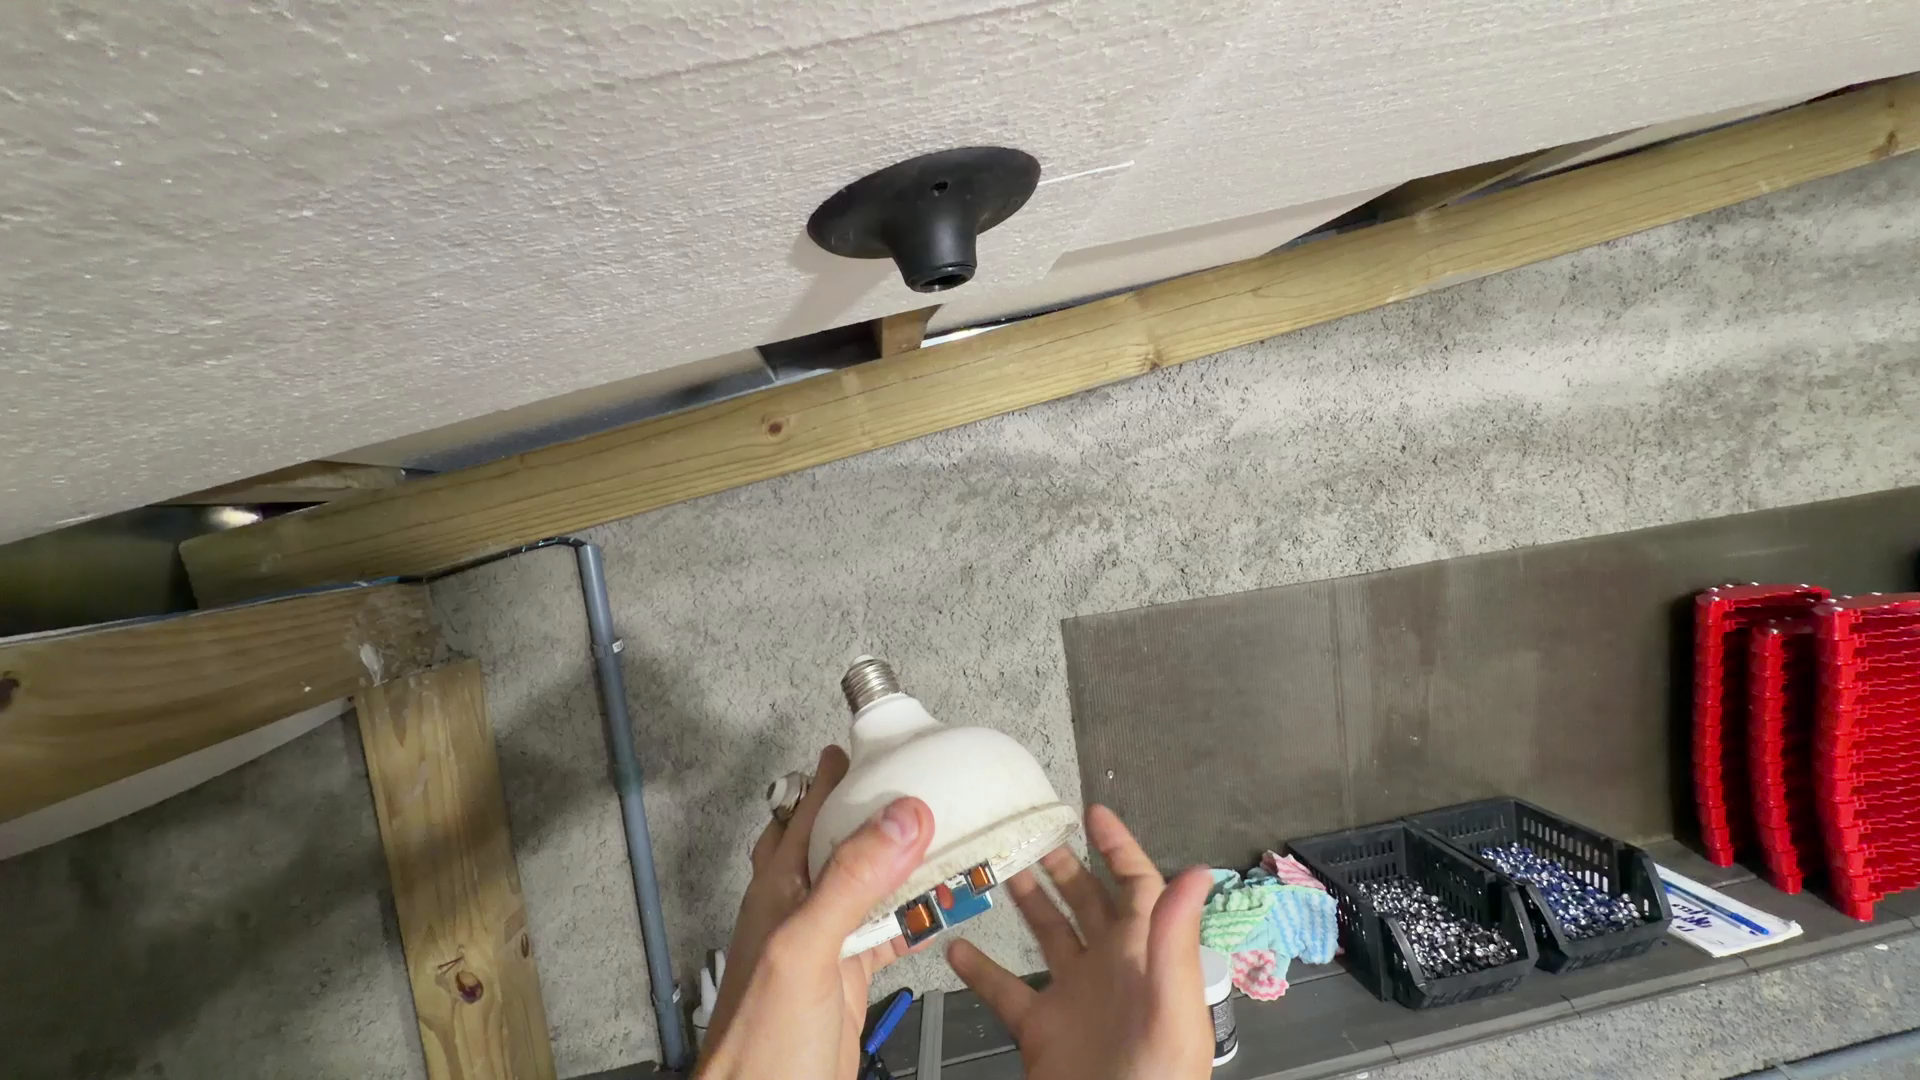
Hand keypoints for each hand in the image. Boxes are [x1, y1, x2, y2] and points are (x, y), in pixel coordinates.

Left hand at [698, 745, 934, 1079]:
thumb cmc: (759, 1042)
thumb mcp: (805, 948)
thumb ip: (851, 881)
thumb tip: (902, 817)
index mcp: (782, 886)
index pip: (808, 811)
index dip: (833, 776)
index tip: (867, 745)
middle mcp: (803, 905)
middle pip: (841, 840)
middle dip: (873, 811)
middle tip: (914, 786)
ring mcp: (827, 941)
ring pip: (871, 883)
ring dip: (904, 862)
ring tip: (941, 838)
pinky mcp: (849, 976)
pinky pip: (888, 930)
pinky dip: (915, 915)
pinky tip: (939, 907)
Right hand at [945, 805, 1213, 1079]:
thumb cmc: (1155, 1079)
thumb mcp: (1173, 1008)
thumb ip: (1175, 938)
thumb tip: (1196, 872)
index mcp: (1143, 956)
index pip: (1135, 885)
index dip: (1118, 847)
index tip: (1092, 813)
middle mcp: (1108, 968)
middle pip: (1086, 901)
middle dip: (1064, 864)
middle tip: (1033, 831)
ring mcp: (1073, 998)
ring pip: (1047, 934)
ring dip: (1027, 900)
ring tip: (999, 869)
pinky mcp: (1040, 1029)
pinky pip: (1006, 990)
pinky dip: (979, 970)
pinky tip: (956, 947)